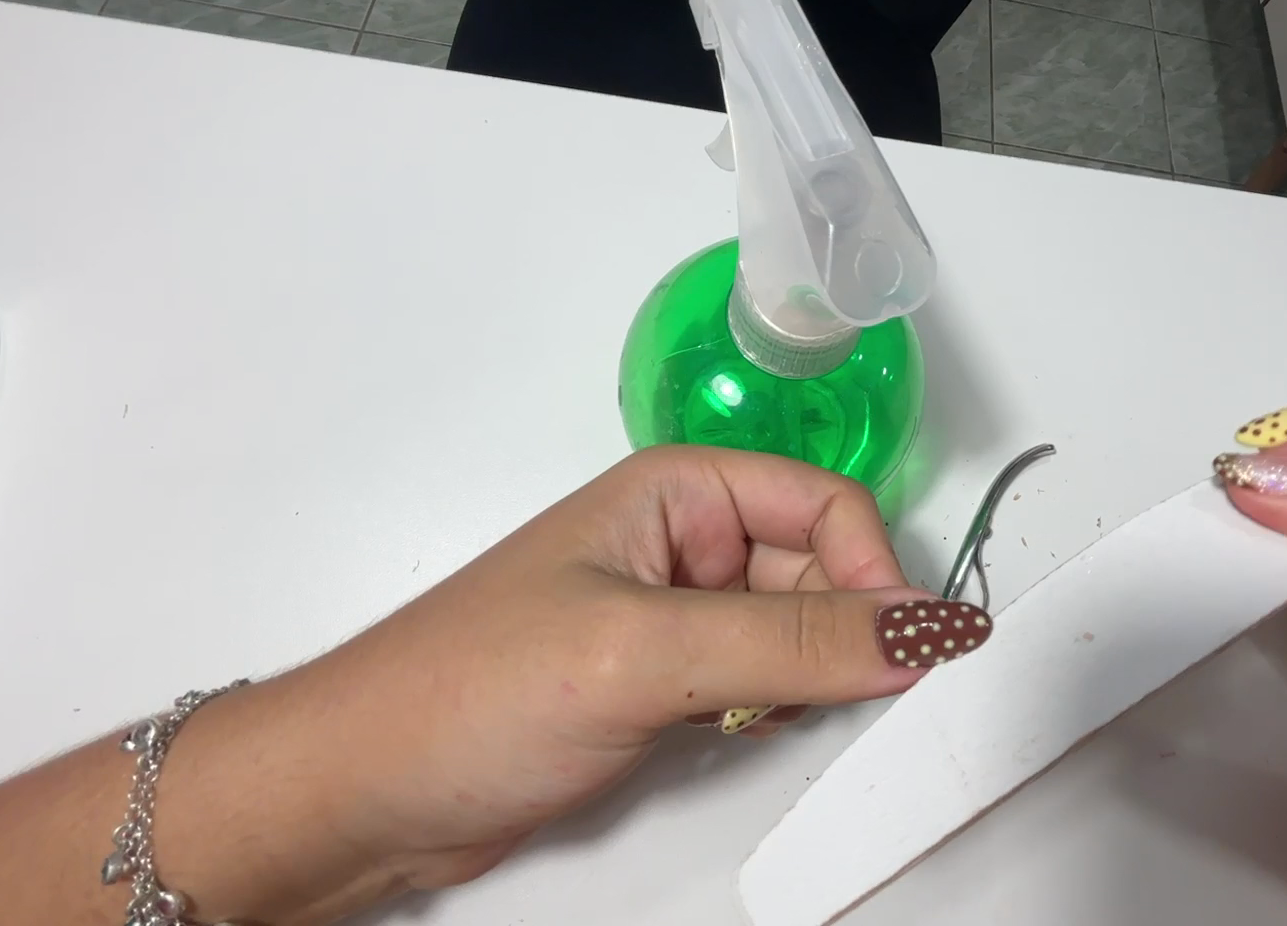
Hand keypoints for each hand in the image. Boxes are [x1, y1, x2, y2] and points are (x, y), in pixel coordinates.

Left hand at [243, 445, 987, 900]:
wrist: (359, 795)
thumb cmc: (478, 692)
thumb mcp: (646, 654)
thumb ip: (794, 642)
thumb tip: (928, 627)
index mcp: (684, 491)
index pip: (824, 506)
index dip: (873, 569)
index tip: (902, 650)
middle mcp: (692, 540)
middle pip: (819, 569)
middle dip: (843, 632)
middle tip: (834, 700)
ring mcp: (683, 611)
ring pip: (798, 628)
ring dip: (810, 675)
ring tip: (766, 719)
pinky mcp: (673, 675)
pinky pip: (765, 676)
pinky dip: (778, 707)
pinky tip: (747, 733)